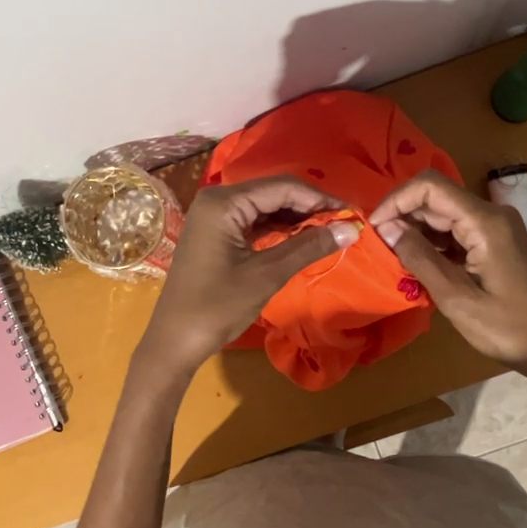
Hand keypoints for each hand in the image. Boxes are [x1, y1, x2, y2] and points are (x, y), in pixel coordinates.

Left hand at [139, 175, 358, 376]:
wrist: (175, 340)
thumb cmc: (218, 306)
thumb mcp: (267, 275)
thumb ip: (308, 247)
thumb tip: (351, 229)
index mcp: (224, 203)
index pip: (282, 187)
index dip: (319, 199)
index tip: (351, 213)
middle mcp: (216, 201)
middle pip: (273, 193)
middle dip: (308, 208)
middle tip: (343, 224)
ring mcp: (213, 218)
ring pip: (264, 208)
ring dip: (295, 219)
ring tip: (328, 232)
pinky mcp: (214, 235)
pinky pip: (252, 223)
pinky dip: (277, 230)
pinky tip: (301, 240)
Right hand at [370, 171, 526, 379]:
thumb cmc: (506, 327)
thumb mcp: (456, 297)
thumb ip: (420, 258)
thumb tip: (387, 228)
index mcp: (485, 222)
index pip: (431, 187)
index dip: (397, 200)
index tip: (374, 228)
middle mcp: (492, 215)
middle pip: (437, 198)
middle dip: (403, 216)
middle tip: (378, 248)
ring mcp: (496, 228)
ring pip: (444, 215)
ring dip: (415, 231)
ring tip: (393, 259)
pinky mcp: (495, 243)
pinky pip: (456, 232)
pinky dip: (433, 243)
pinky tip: (417, 265)